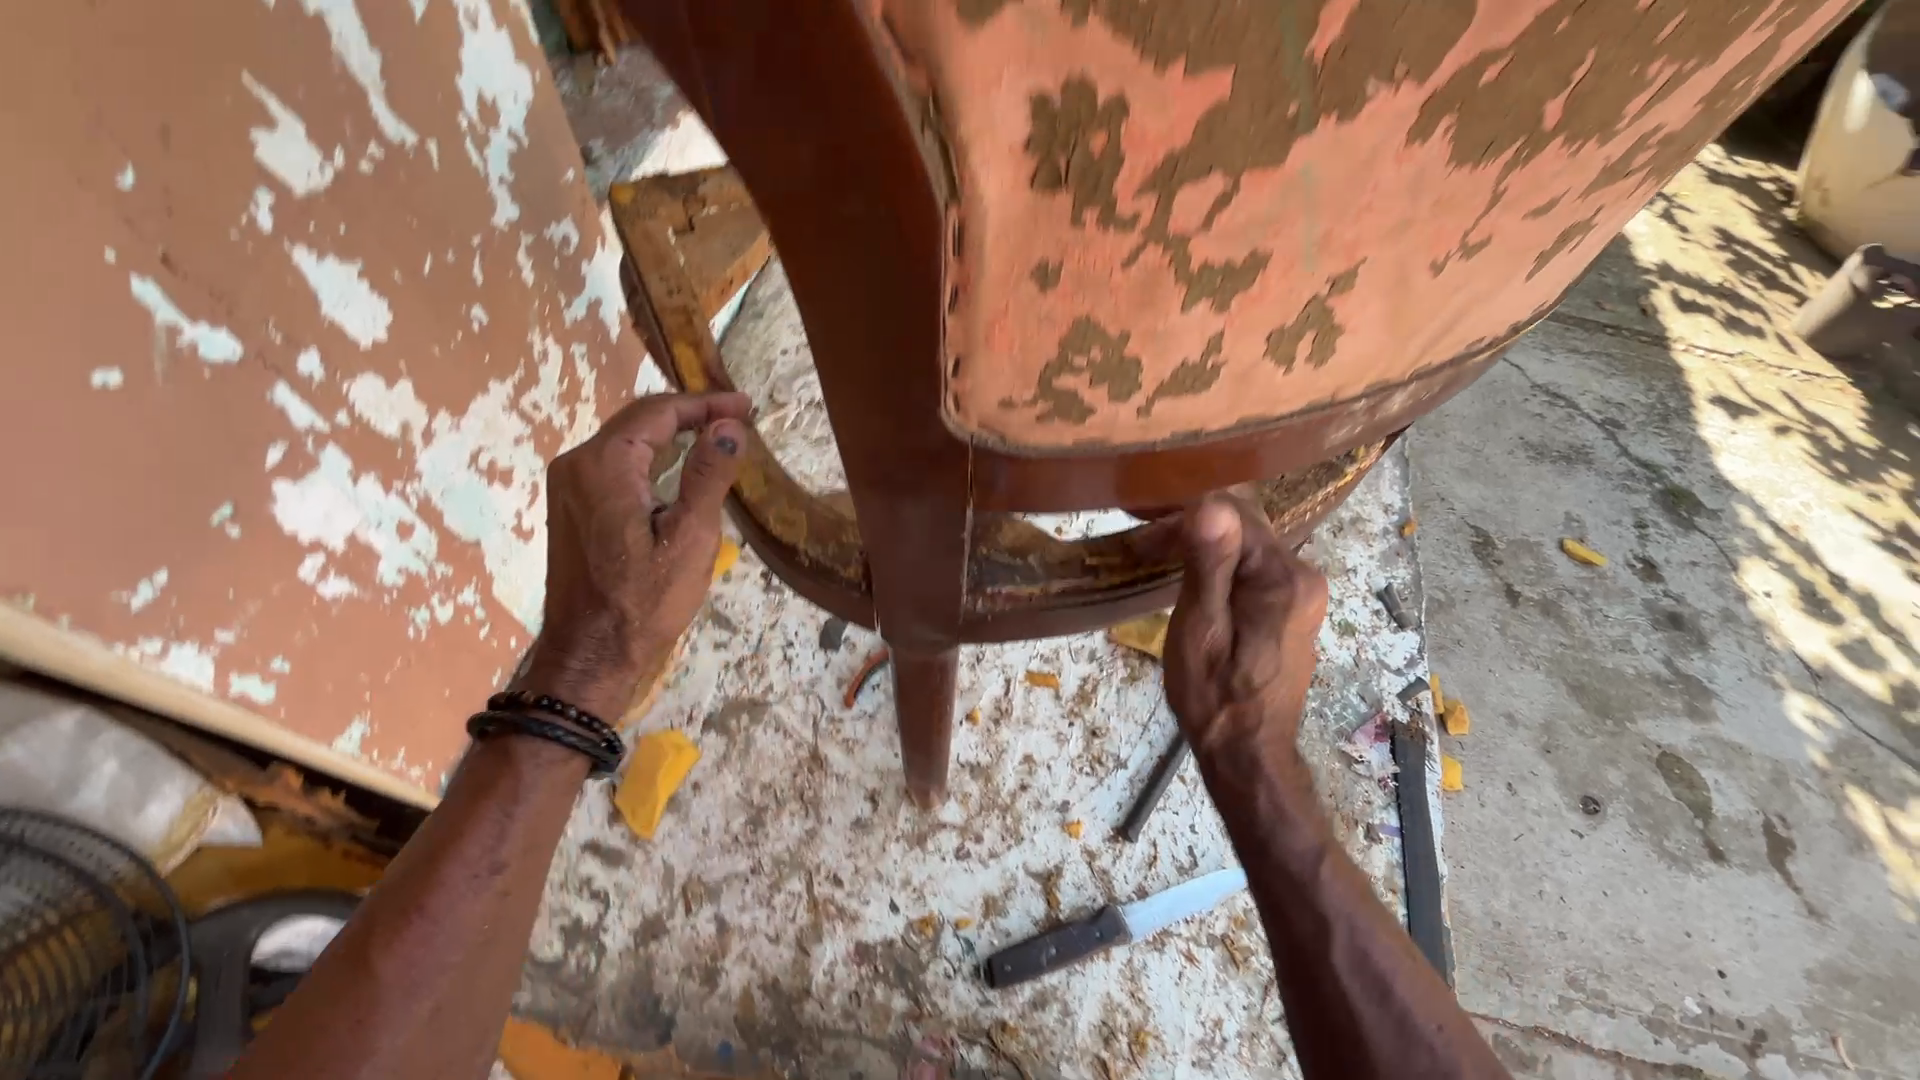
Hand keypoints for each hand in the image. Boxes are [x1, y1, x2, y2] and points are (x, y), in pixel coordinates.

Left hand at [514, 391, 751, 718]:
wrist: (591, 655)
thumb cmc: (644, 601)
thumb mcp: (689, 538)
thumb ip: (709, 475)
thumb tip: (730, 426)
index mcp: (604, 465)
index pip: (658, 412)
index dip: (705, 404)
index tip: (746, 406)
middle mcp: (577, 465)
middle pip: (638, 420)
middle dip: (688, 413)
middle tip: (736, 417)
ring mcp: (568, 487)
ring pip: (625, 441)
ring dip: (669, 433)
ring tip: (714, 434)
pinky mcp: (572, 508)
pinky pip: (614, 464)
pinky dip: (650, 456)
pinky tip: (677, 466)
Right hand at [1163, 494, 1328, 753]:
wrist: (1247, 754)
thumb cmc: (1214, 696)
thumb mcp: (1200, 630)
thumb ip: (1208, 565)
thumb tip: (1209, 504)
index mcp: (1285, 577)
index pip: (1234, 513)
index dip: (1184, 513)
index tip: (1142, 527)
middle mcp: (1305, 575)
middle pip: (1244, 527)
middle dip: (1192, 527)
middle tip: (1143, 546)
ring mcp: (1303, 593)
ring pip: (1247, 546)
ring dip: (1202, 545)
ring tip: (1156, 557)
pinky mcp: (1293, 608)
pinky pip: (1253, 568)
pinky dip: (1219, 565)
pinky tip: (1189, 577)